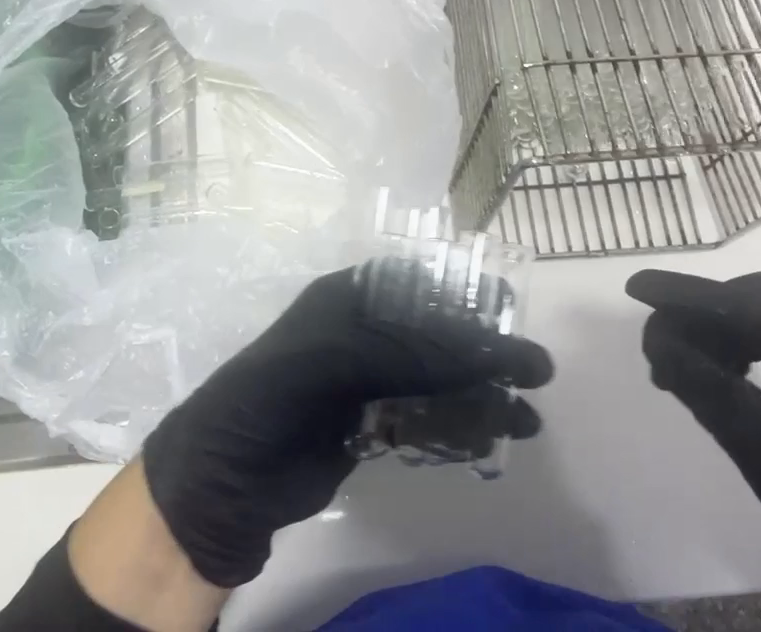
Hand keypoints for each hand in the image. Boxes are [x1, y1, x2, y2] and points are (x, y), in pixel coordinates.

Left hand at [140, 265, 553, 587]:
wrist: (227, 477)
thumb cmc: (273, 394)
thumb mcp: (340, 358)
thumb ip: (418, 354)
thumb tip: (498, 352)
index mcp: (346, 299)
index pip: (417, 283)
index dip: (463, 291)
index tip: (508, 305)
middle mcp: (360, 334)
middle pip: (435, 334)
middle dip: (484, 351)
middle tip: (534, 370)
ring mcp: (366, 383)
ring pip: (438, 381)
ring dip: (482, 396)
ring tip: (526, 421)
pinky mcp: (370, 428)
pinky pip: (425, 420)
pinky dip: (459, 428)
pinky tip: (491, 440)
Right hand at [626, 270, 760, 631]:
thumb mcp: (758, 448)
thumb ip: (702, 384)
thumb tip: (654, 337)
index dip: (695, 296)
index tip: (638, 288)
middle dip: (707, 315)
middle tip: (659, 342)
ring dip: (724, 333)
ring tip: (683, 364)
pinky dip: (749, 347)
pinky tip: (727, 370)